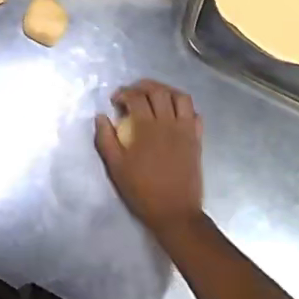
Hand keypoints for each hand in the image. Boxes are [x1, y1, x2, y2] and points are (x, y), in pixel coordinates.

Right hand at [95, 80, 203, 238]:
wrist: (175, 212)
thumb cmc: (142, 191)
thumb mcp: (116, 168)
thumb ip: (106, 139)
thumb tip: (101, 117)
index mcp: (147, 127)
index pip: (136, 97)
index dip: (124, 93)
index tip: (115, 100)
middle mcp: (168, 122)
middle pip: (159, 91)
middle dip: (143, 86)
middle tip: (132, 92)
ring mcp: (186, 130)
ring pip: (180, 97)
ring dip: (166, 91)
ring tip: (155, 97)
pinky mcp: (197, 139)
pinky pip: (195, 114)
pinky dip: (185, 108)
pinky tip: (175, 114)